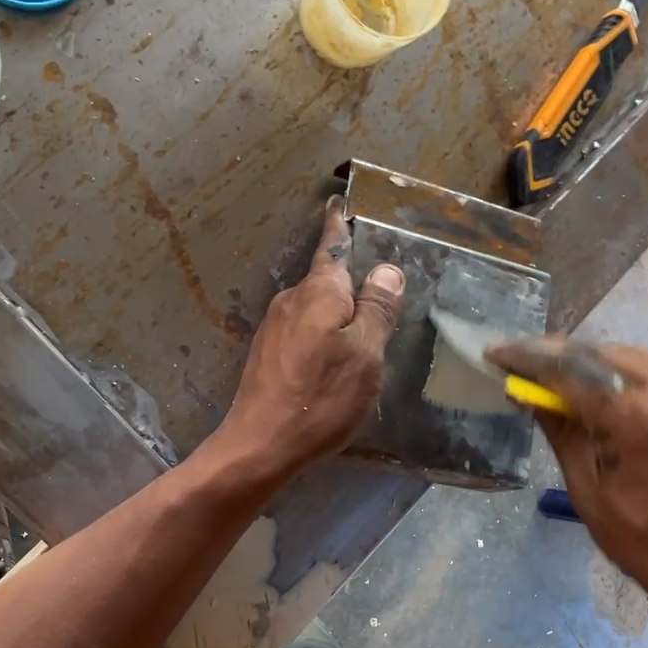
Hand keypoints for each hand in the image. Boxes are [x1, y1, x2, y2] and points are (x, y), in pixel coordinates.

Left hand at [210, 195, 403, 479]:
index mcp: (318, 293)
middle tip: (381, 301)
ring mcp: (273, 330)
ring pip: (314, 311)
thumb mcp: (365, 354)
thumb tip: (387, 270)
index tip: (339, 202)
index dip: (340, 225)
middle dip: (350, 286)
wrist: (260, 445)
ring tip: (361, 343)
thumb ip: (377, 310)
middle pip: (326, 283)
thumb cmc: (321, 397)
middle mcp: (291, 302)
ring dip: (336, 319)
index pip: (332, 246)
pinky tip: (331, 368)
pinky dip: (321, 340)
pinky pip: (302, 334)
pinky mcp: (266, 357)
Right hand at [486, 338, 647, 637]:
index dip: (530, 359)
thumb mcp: (590, 493)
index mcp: (644, 421)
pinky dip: (627, 378)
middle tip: (524, 363)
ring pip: (636, 360)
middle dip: (561, 355)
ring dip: (594, 363)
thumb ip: (562, 434)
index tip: (497, 353)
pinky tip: (606, 393)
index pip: (574, 372)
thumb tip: (530, 395)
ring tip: (559, 375)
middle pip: (606, 355)